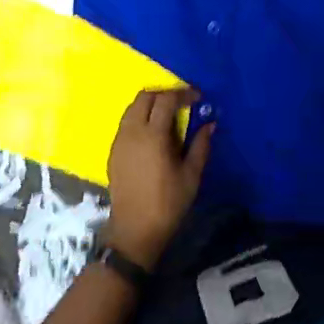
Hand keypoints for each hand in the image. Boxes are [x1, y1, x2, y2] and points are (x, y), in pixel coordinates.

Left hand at [103, 87, 212, 269]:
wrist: (135, 229)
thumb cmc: (168, 203)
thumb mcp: (191, 176)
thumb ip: (201, 145)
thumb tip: (210, 123)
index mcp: (152, 135)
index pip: (165, 100)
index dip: (182, 94)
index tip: (197, 98)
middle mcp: (132, 131)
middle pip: (144, 97)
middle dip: (163, 94)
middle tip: (181, 104)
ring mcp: (119, 140)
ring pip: (132, 108)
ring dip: (149, 105)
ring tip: (167, 116)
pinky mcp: (113, 151)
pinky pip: (125, 123)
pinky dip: (139, 118)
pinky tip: (152, 134)